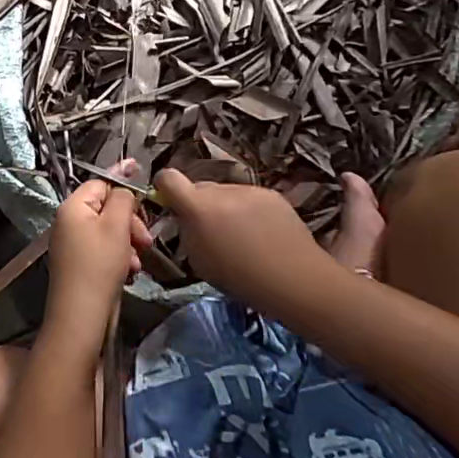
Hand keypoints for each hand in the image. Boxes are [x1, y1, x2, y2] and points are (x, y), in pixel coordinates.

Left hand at [43, 161, 151, 354]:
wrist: (81, 314)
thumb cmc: (99, 264)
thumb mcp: (116, 225)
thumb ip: (123, 199)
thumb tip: (124, 190)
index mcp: (72, 206)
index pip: (100, 183)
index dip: (123, 184)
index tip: (145, 188)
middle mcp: (69, 222)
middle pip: (107, 208)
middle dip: (130, 222)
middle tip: (145, 240)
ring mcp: (73, 244)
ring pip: (109, 232)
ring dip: (128, 243)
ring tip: (137, 262)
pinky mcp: (80, 264)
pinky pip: (104, 250)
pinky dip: (119, 258)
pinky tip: (129, 273)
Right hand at [152, 170, 331, 307]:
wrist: (294, 279)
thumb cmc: (239, 278)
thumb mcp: (198, 258)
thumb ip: (187, 229)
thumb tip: (185, 215)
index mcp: (198, 207)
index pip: (169, 178)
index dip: (165, 186)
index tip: (168, 200)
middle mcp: (221, 191)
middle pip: (200, 187)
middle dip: (200, 203)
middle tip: (211, 229)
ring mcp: (248, 190)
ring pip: (226, 192)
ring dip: (225, 207)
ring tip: (241, 235)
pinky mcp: (271, 193)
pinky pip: (249, 197)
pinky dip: (248, 210)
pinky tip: (261, 233)